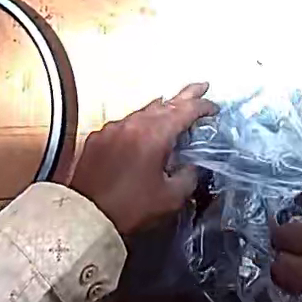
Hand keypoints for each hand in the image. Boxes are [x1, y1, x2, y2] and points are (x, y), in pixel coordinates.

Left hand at [69, 84, 214, 235]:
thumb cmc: (131, 207)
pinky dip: (139, 123)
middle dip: (184, 96)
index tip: (214, 106)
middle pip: (163, 104)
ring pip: (142, 112)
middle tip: (201, 87)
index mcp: (153, 134)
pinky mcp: (98, 138)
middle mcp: (132, 124)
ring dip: (161, 109)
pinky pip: (124, 124)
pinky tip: (143, 129)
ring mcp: (112, 128)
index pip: (183, 111)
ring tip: (175, 107)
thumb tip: (191, 166)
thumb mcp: (171, 197)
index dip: (202, 106)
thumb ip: (188, 176)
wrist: (87, 214)